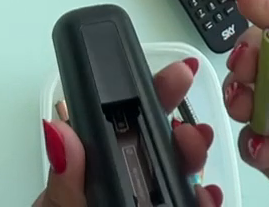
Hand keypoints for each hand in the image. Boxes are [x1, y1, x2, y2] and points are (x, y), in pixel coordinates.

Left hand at [36, 55, 224, 206]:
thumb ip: (64, 183)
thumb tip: (60, 133)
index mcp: (91, 164)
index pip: (125, 115)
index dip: (155, 91)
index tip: (181, 75)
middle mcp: (120, 183)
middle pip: (160, 144)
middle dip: (184, 133)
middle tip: (195, 136)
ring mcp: (143, 202)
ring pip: (178, 179)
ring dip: (197, 170)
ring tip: (204, 182)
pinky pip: (187, 205)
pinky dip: (202, 202)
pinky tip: (208, 201)